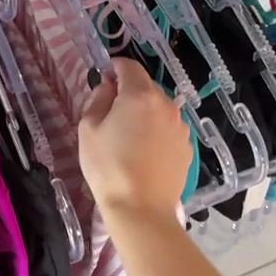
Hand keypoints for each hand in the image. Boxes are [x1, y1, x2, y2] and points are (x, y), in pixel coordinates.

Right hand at [78, 58, 192, 222]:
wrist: (140, 208)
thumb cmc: (108, 166)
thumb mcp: (88, 129)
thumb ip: (97, 99)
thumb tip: (107, 87)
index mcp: (140, 95)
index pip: (129, 66)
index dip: (115, 67)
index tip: (104, 77)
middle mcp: (166, 105)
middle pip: (146, 87)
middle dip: (129, 92)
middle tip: (111, 112)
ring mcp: (180, 127)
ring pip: (159, 109)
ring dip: (144, 112)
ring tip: (128, 136)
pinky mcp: (187, 147)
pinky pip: (168, 129)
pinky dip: (156, 131)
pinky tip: (144, 152)